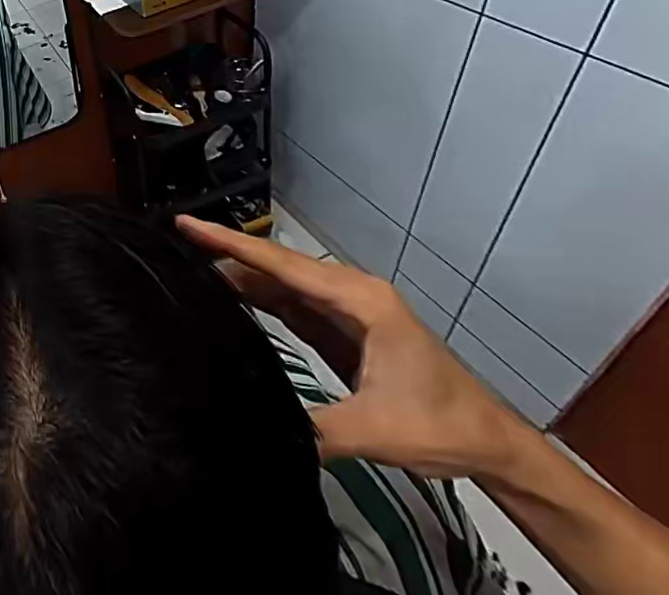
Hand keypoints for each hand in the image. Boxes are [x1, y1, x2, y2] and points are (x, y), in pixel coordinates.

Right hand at [176, 215, 531, 479]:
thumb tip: (264, 435)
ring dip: (239, 276)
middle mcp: (348, 294)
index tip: (189, 225)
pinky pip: (289, 303)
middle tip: (179, 243)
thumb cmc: (443, 425)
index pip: (281, 264)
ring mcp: (343, 309)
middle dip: (226, 252)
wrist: (489, 442)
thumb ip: (317, 430)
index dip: (231, 244)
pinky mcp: (338, 327)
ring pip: (279, 283)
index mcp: (359, 300)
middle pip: (275, 266)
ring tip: (192, 270)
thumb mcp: (378, 430)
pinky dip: (257, 298)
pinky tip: (229, 299)